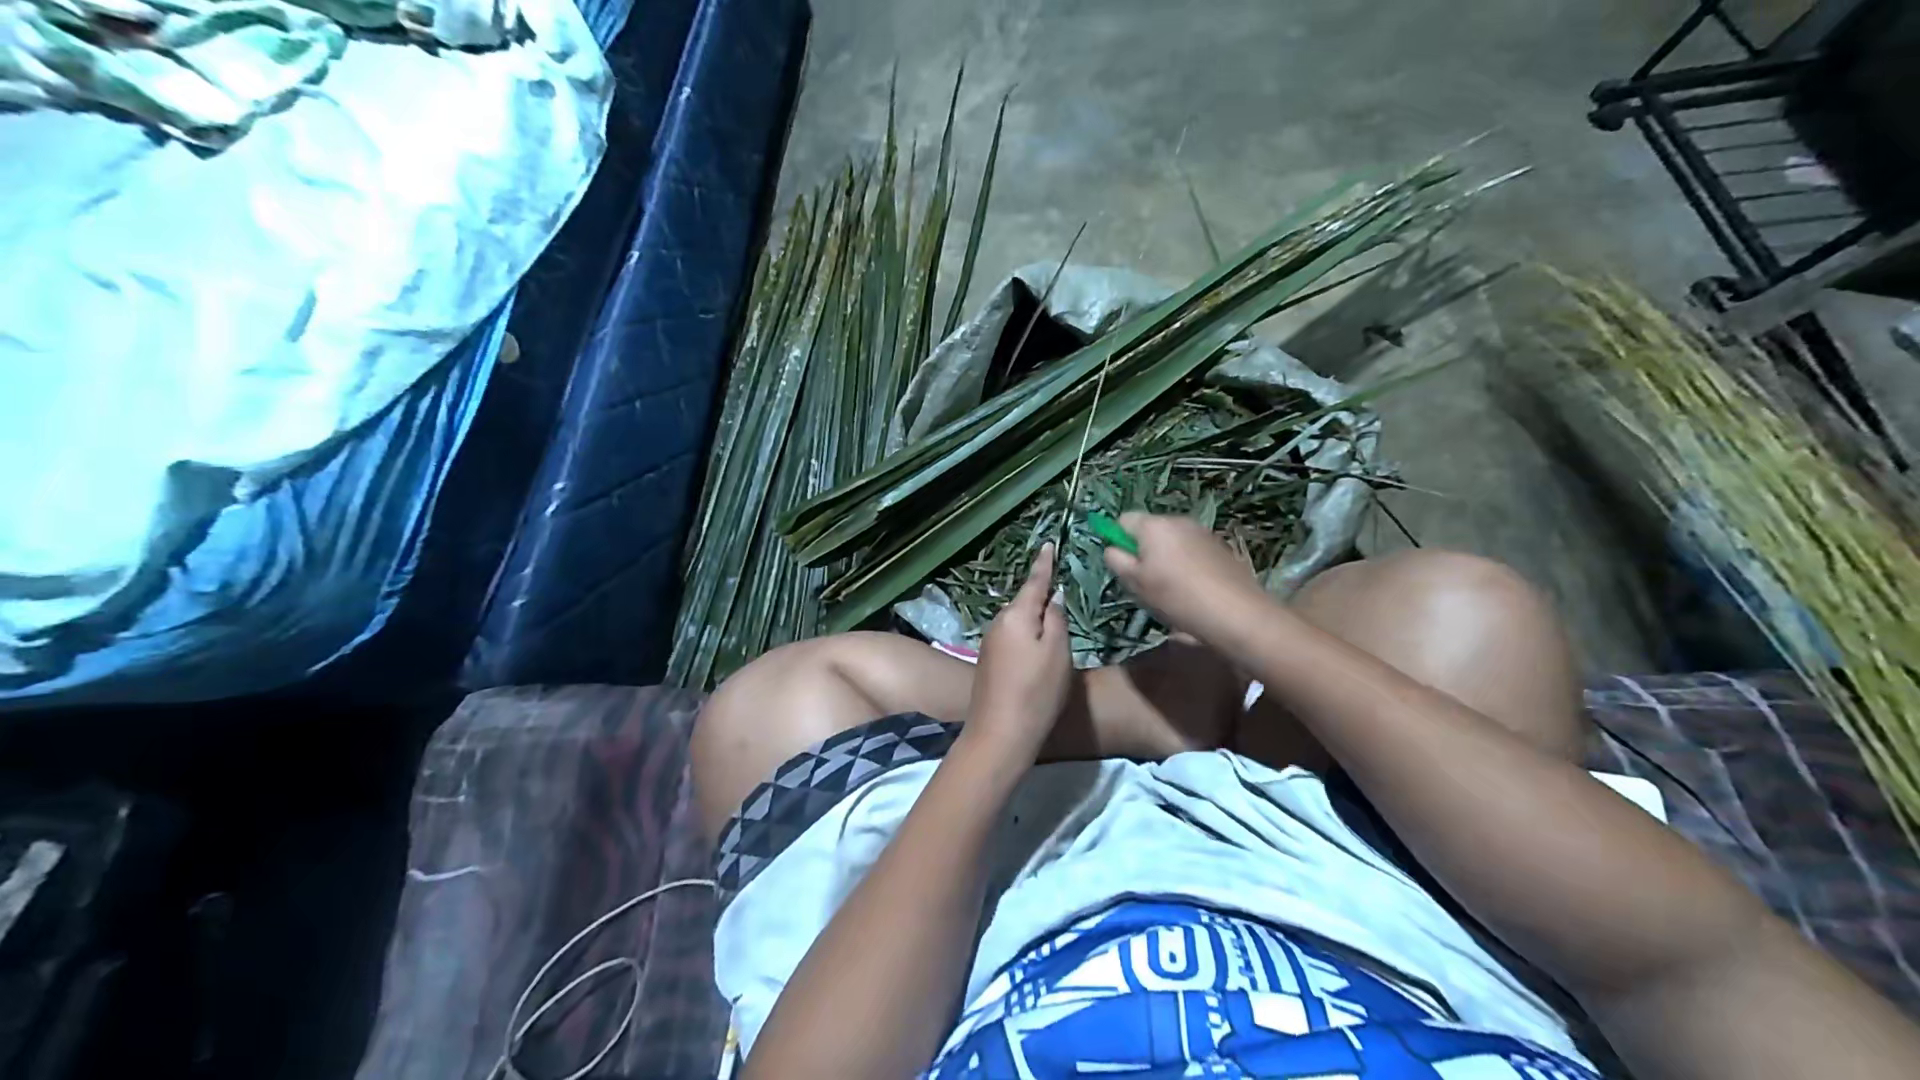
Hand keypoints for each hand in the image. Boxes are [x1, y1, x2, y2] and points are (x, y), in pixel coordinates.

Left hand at [968, 543, 1071, 759]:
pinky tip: (1037, 647)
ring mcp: (990, 643)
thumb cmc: (1036, 690)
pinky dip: (1026, 634)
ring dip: (1034, 617)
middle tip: (1061, 583)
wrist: (1000, 733)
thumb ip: (1055, 619)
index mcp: (1015, 615)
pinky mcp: (989, 662)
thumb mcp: (1057, 651)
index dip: (1044, 563)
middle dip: (1041, 593)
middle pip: (1024, 601)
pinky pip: (1012, 637)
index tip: (1049, 544)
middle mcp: (998, 623)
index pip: (1034, 581)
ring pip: (1018, 621)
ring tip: (1054, 617)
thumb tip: (1052, 597)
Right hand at [1101, 513, 1266, 640]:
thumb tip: (1113, 548)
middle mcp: (1178, 521)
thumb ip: (1116, 560)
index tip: (1126, 566)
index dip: (1118, 540)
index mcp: (1153, 526)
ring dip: (1166, 559)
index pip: (1123, 520)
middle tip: (1146, 583)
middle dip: (1144, 551)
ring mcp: (1202, 532)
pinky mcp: (1220, 547)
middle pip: (1149, 531)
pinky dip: (1187, 565)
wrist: (1236, 613)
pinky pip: (1191, 551)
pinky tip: (1194, 590)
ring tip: (1172, 590)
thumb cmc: (1177, 597)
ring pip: (1172, 542)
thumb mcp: (1135, 583)